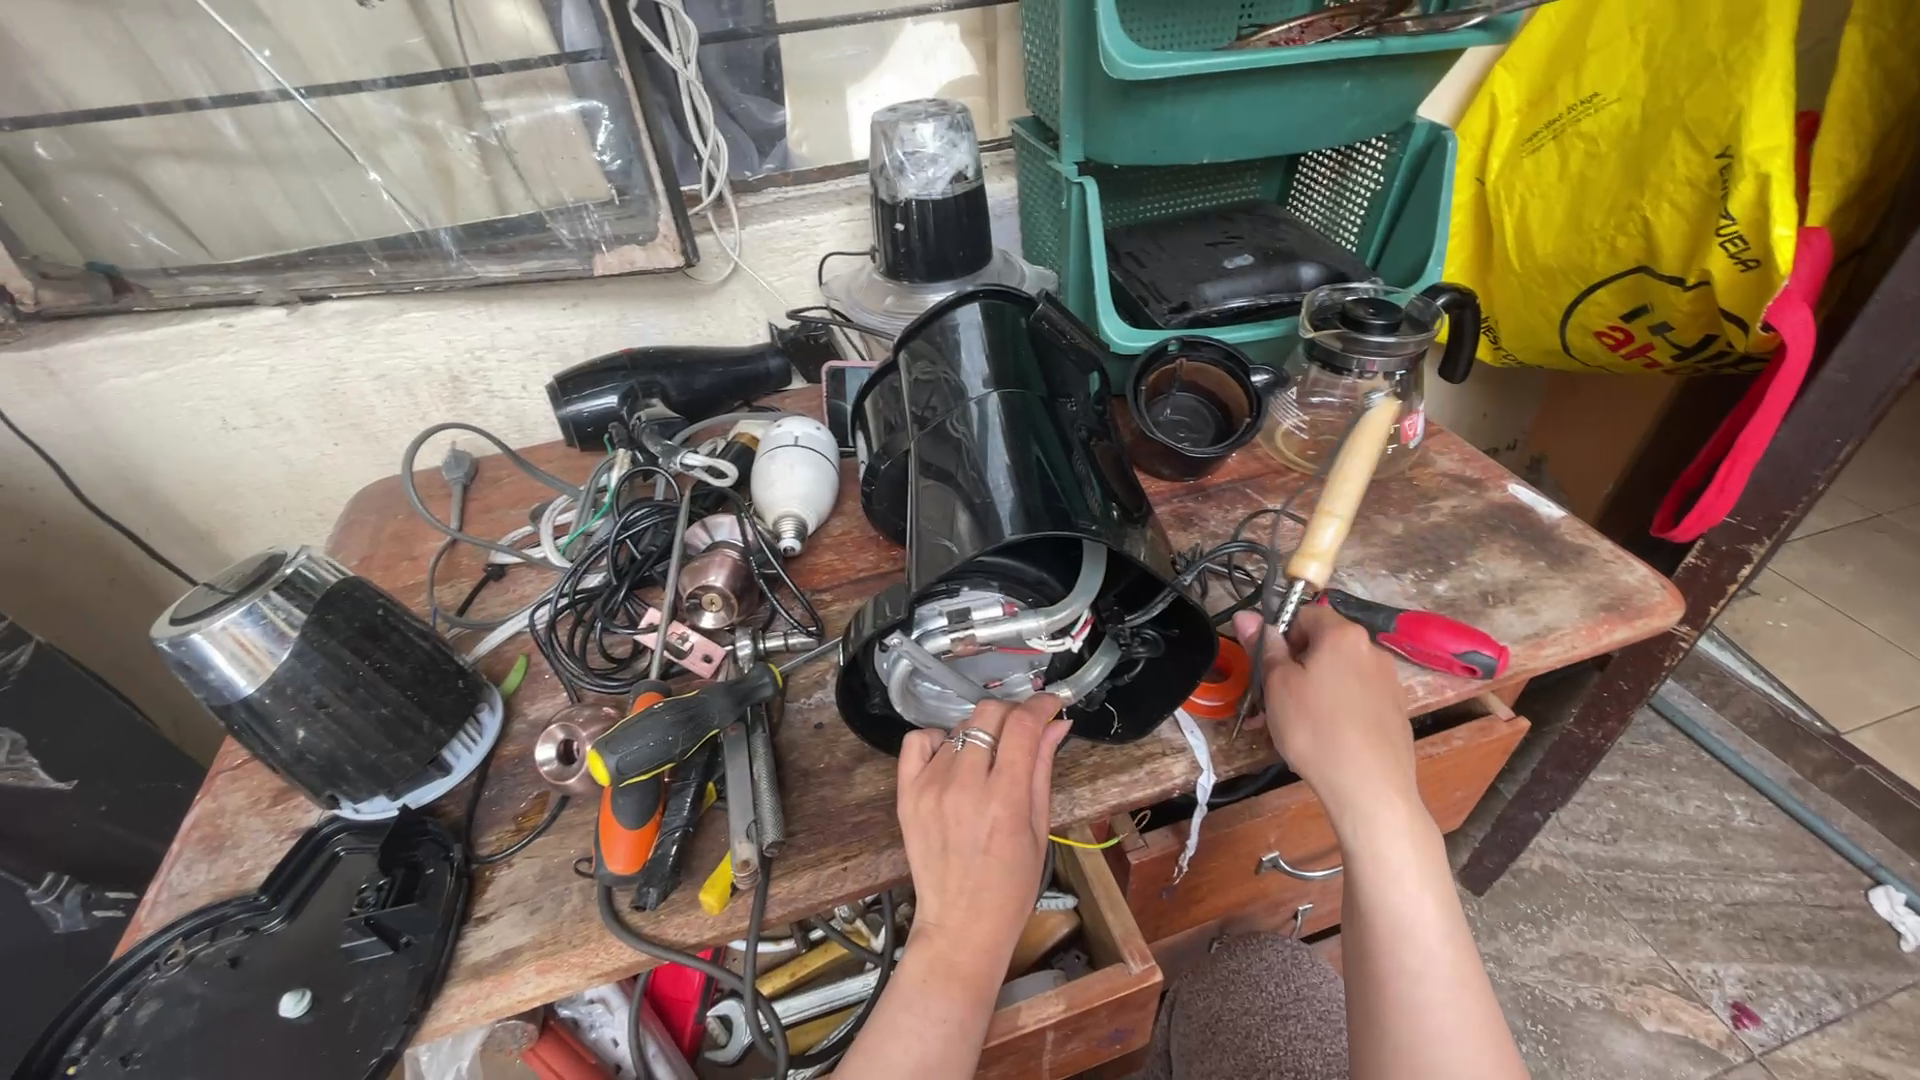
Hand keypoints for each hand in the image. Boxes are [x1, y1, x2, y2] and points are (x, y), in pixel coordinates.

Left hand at [896, 695, 1071, 969]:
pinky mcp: (906, 794)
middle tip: (1023, 731)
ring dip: (981, 732)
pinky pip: (919, 740)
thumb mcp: (1038, 828)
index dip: (1041, 705)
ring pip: (959, 726)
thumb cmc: (1010, 886)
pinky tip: (953, 759)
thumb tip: (1057, 723)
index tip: (1051, 704)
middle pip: (988, 714)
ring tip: (989, 758)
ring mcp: (930, 788)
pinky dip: (939, 740)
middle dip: (1012, 714)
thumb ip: (1042, 768)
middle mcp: (964, 786)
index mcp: (1005, 800)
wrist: (961, 925)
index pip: (1023, 725)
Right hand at [1233, 606, 1416, 831]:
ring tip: (1293, 723)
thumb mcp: (1277, 684)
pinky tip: (1324, 737)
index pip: (1305, 613)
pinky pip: (1357, 697)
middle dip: (1295, 664)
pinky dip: (1337, 707)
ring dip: (1314, 687)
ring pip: (1339, 674)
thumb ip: (1264, 646)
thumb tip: (1247, 615)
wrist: (1370, 788)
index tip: (1267, 664)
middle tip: (1272, 698)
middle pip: (1324, 644)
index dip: (1280, 634)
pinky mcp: (1397, 711)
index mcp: (1343, 635)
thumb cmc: (1314, 728)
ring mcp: (1389, 682)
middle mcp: (1372, 649)